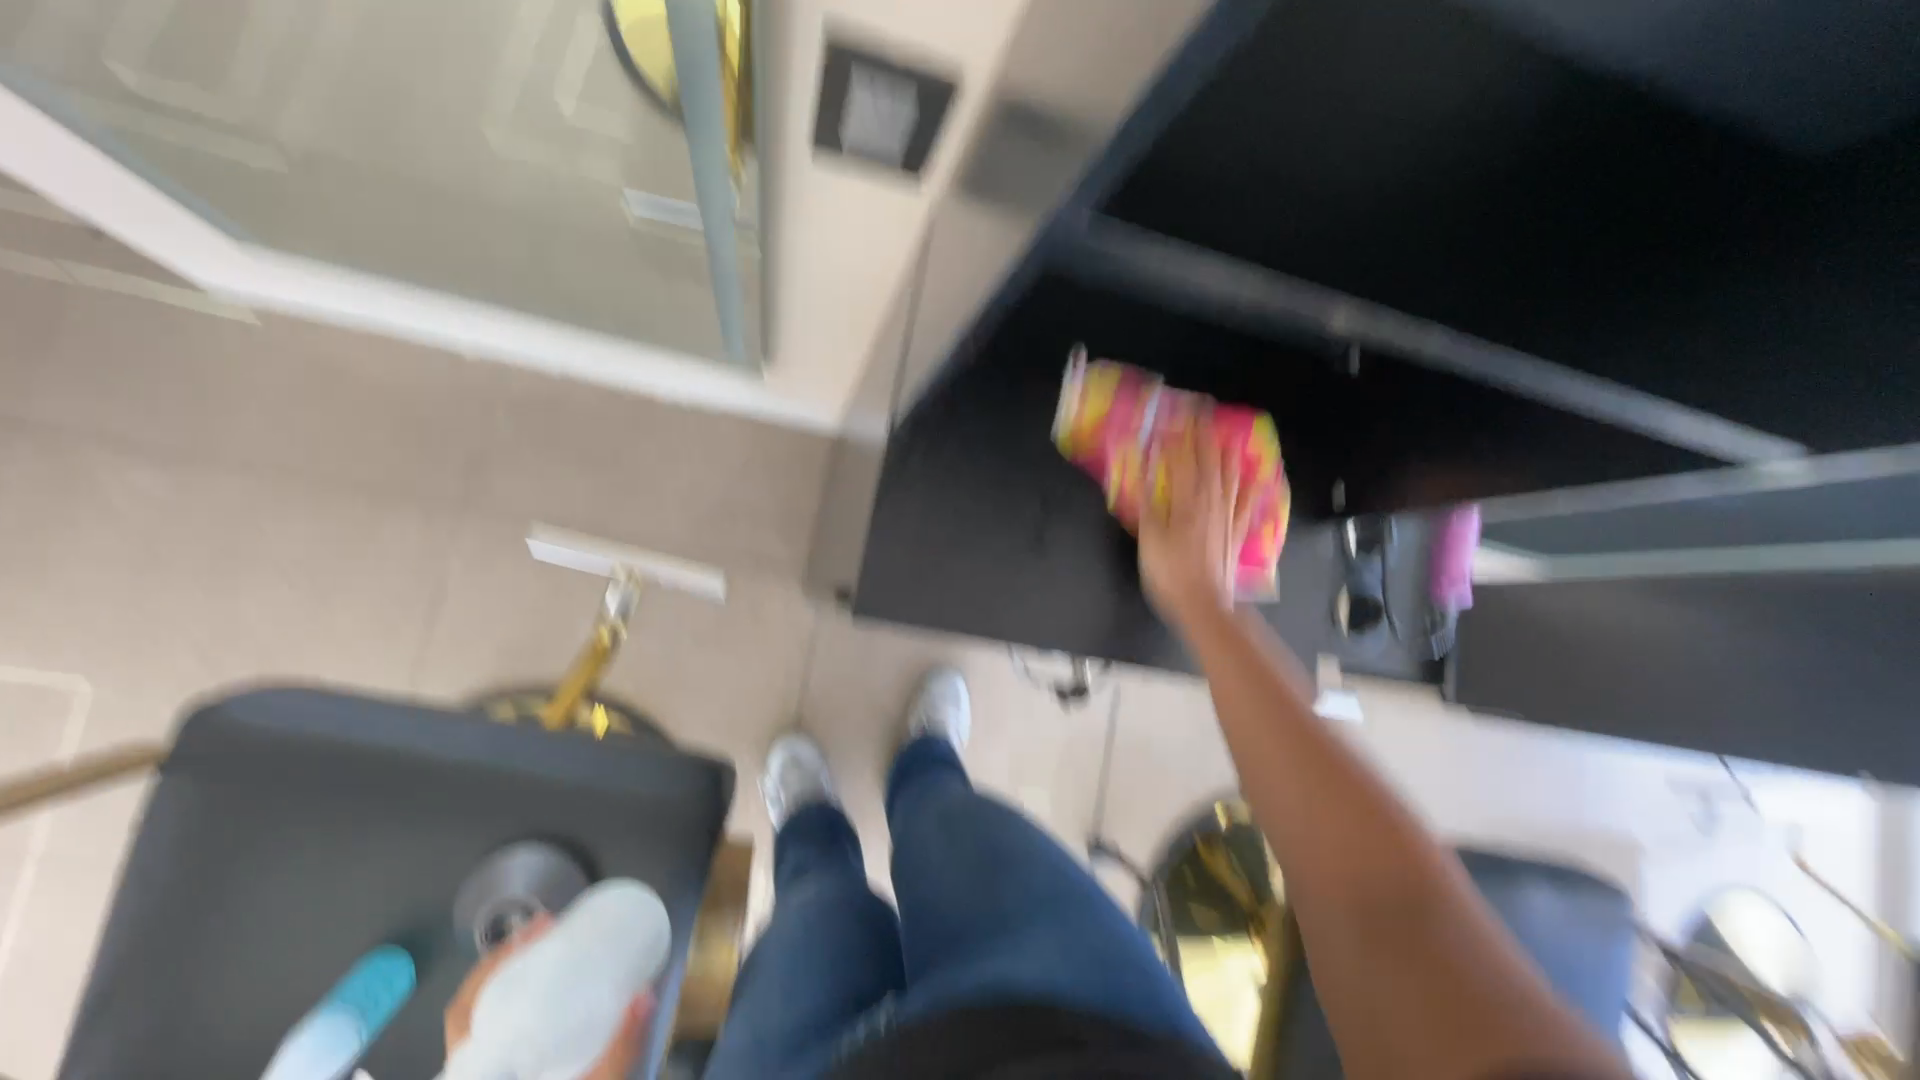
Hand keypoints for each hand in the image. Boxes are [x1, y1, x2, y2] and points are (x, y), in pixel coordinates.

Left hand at [444, 914, 654, 1079]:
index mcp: (482, 1073)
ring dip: (506, 991)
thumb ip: (618, 1050)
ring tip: (544, 960)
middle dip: (505, 967)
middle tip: (547, 934)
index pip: (467, 1011)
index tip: (537, 931)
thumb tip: (644, 994)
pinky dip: (510, 1019)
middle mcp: (471, 1077)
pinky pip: (491, 1050)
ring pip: (479, 1032)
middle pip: (470, 1014)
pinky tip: (540, 1007)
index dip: (496, 965)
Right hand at [1137, 428, 1255, 630]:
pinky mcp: (1237, 532)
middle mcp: (1211, 501)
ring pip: (1229, 476)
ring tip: (1226, 435)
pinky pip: (1247, 503)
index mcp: (1187, 500)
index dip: (1177, 436)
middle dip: (1203, 436)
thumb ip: (1148, 500)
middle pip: (1209, 461)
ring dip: (1226, 453)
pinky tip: (1256, 477)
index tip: (1174, 415)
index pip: (1182, 459)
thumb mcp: (1149, 537)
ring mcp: (1228, 516)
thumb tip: (1144, 468)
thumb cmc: (1169, 572)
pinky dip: (1251, 487)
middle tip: (1201, 414)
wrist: (1203, 605)